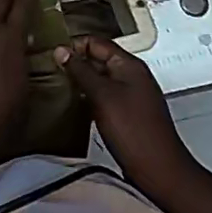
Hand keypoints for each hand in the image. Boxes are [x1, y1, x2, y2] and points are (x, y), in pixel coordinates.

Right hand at [54, 35, 191, 176]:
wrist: (159, 171)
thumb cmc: (131, 130)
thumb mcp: (101, 95)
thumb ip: (80, 70)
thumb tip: (61, 51)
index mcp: (129, 65)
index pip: (95, 41)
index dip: (74, 46)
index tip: (54, 57)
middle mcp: (133, 75)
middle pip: (98, 57)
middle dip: (76, 62)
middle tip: (52, 72)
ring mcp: (133, 94)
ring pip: (101, 77)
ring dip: (82, 80)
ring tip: (60, 87)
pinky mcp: (130, 113)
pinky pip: (106, 94)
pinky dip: (91, 96)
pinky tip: (77, 105)